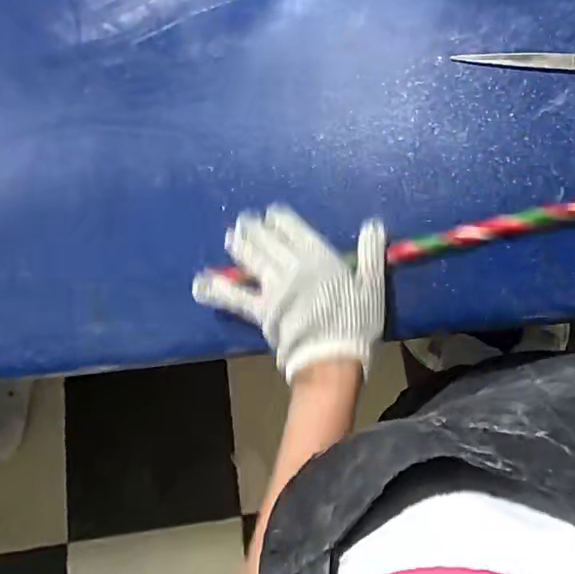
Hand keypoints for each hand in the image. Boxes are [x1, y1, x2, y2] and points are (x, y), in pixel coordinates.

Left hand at [192, 206, 385, 381]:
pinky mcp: (260, 309)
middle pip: (266, 239)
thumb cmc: (356, 321)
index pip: (291, 228)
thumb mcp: (371, 285)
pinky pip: (234, 295)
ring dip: (239, 245)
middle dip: (254, 227)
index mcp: (317, 256)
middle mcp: (290, 265)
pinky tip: (201, 281)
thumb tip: (373, 225)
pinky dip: (216, 288)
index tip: (271, 214)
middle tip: (246, 221)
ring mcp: (272, 287)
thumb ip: (370, 253)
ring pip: (250, 258)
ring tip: (231, 236)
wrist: (332, 358)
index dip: (278, 218)